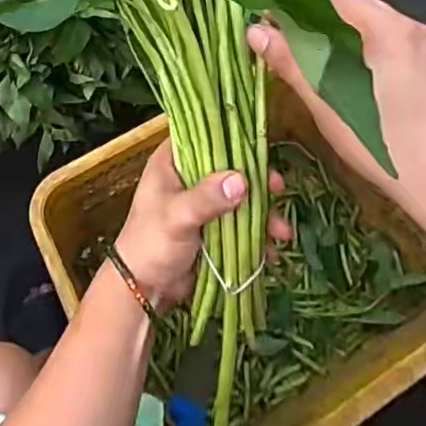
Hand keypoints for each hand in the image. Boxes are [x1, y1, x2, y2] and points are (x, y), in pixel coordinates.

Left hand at [112, 142, 290, 306]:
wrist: (144, 288)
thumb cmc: (151, 242)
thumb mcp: (177, 216)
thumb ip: (206, 198)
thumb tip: (242, 180)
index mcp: (172, 161)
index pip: (205, 137)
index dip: (234, 141)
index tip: (261, 154)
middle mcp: (189, 175)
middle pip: (230, 168)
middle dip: (257, 183)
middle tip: (279, 191)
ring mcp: (202, 201)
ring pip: (240, 197)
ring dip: (263, 213)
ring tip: (281, 234)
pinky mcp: (213, 226)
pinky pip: (241, 224)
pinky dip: (257, 235)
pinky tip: (272, 251)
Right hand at [246, 0, 425, 261]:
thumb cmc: (385, 145)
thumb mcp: (329, 104)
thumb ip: (291, 62)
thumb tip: (254, 30)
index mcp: (389, 29)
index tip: (261, 13)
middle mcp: (407, 26)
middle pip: (346, 5)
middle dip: (305, 16)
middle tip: (267, 33)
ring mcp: (416, 44)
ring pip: (358, 22)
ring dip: (323, 31)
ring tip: (286, 48)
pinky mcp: (417, 62)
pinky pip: (372, 38)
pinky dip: (343, 44)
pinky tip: (320, 65)